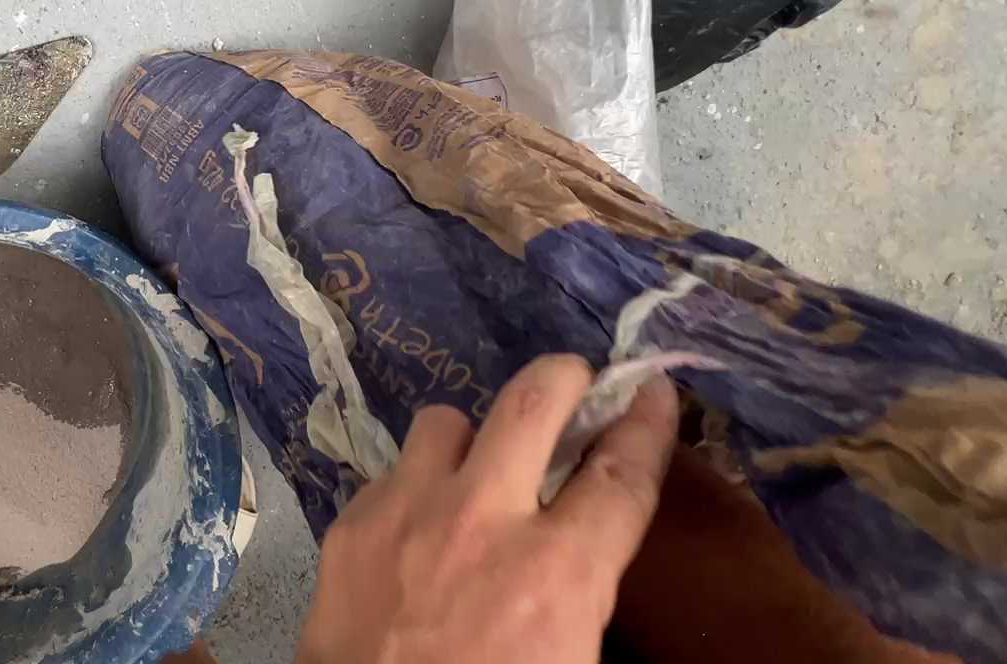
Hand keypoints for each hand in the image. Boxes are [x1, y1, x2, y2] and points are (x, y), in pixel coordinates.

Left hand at [296, 354, 678, 663]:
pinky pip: (395, 471)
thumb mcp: (573, 661)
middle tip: (572, 372)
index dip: (645, 426)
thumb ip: (583, 592)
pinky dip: (415, 486)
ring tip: (473, 465)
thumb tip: (583, 545)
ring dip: (468, 436)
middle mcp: (482, 517)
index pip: (619, 477)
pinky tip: (414, 523)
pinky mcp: (354, 514)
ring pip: (444, 421)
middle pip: (528, 405)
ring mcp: (407, 505)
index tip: (653, 391)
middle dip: (559, 375)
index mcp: (557, 573)